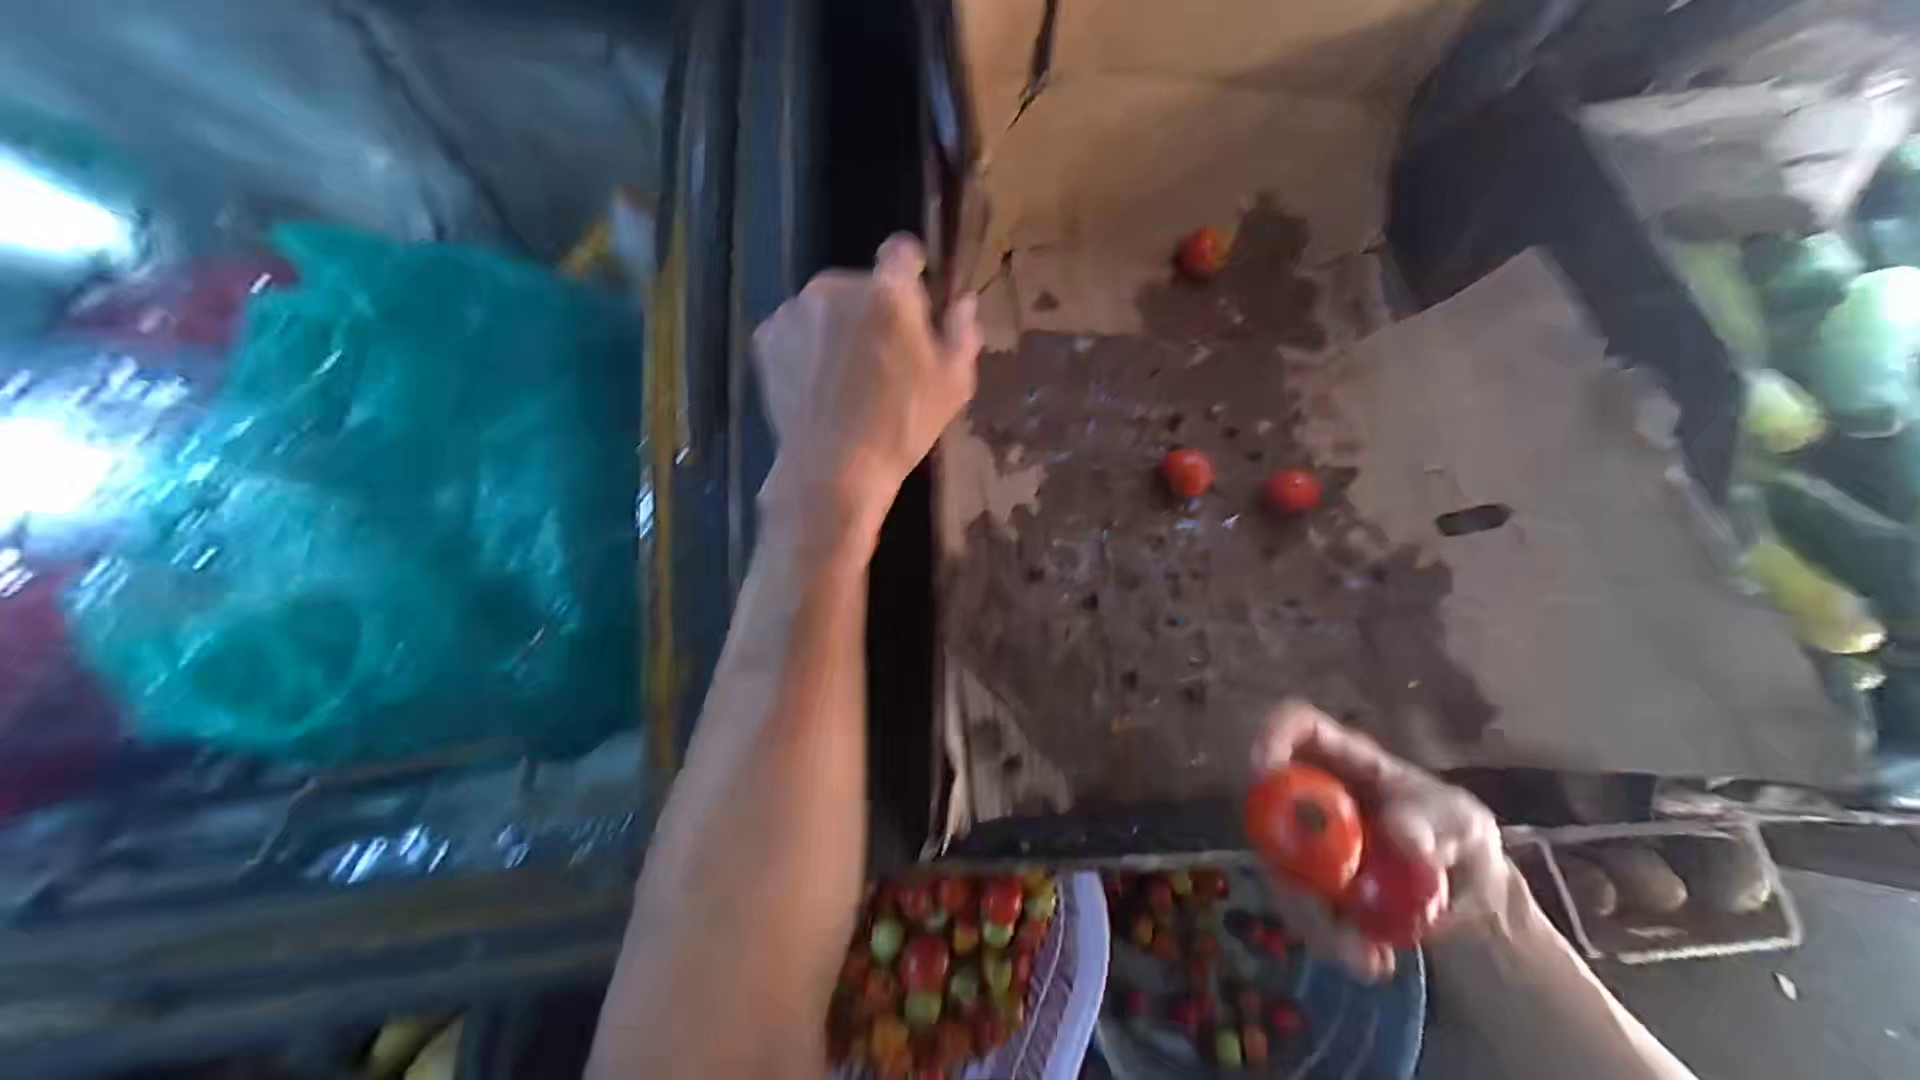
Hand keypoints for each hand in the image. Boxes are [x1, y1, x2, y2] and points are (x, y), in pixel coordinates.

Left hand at [751, 235, 981, 513]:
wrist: (834, 468)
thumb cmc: (902, 426)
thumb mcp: (952, 385)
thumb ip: (961, 333)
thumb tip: (963, 303)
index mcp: (888, 293)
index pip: (901, 251)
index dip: (910, 268)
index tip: (913, 294)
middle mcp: (836, 287)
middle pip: (862, 286)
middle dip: (873, 311)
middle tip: (881, 359)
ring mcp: (795, 311)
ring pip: (826, 308)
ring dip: (838, 328)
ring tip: (844, 378)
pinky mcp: (766, 338)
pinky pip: (795, 330)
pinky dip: (806, 348)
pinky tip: (816, 385)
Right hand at [1250, 701, 1514, 980]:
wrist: (1464, 902)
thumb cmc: (1458, 839)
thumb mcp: (1464, 825)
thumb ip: (1436, 823)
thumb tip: (1398, 834)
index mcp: (1343, 759)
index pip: (1297, 726)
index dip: (1272, 736)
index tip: (1264, 770)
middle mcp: (1308, 790)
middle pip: (1267, 800)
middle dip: (1283, 852)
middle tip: (1319, 900)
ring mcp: (1299, 835)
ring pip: (1275, 862)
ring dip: (1311, 915)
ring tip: (1366, 955)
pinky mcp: (1302, 879)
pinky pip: (1294, 906)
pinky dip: (1327, 939)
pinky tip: (1372, 960)